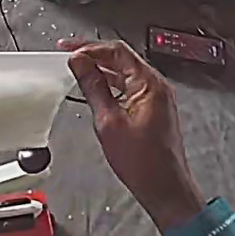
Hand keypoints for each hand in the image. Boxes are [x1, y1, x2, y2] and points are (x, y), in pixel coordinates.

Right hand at [61, 39, 205, 231]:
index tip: (69, 49)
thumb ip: (93, 87)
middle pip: (122, 59)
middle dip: (94, 55)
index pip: (118, 51)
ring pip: (125, 73)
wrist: (165, 188)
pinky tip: (96, 88)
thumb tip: (80, 64)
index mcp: (150, 84)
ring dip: (101, 69)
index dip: (90, 47)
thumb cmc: (144, 162)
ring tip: (78, 70)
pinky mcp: (153, 109)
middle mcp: (157, 86)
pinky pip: (129, 87)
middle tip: (69, 55)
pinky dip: (111, 84)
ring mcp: (156, 97)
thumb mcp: (109, 122)